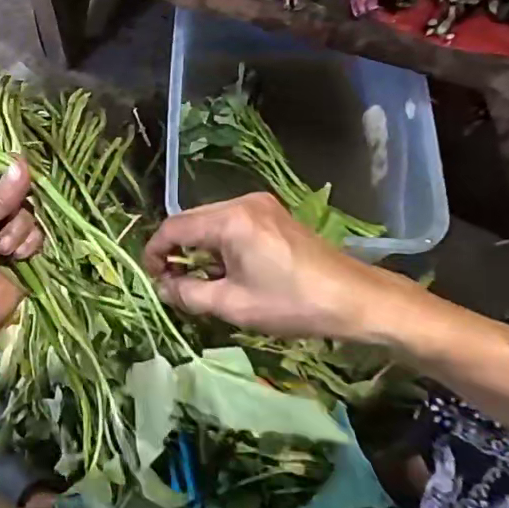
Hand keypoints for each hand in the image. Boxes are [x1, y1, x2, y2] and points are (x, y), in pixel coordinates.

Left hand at [0, 157, 42, 331]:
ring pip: (29, 214)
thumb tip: (22, 162)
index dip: (5, 174)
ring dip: (19, 232)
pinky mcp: (26, 251)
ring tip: (3, 252)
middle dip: (12, 212)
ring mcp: (7, 233)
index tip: (20, 166)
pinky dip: (30, 245)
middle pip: (16, 194)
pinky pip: (39, 234)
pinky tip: (19, 258)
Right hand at [141, 192, 422, 342]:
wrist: (356, 300)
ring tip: (200, 282)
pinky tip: (225, 270)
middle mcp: (242, 202)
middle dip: (176, 251)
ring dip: (197, 249)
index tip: (152, 279)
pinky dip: (218, 245)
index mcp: (230, 220)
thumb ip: (188, 293)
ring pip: (209, 223)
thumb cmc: (292, 303)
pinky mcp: (272, 214)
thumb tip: (162, 288)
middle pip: (190, 221)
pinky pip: (230, 224)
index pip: (173, 228)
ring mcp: (260, 205)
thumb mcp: (232, 305)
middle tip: (172, 283)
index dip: (154, 253)